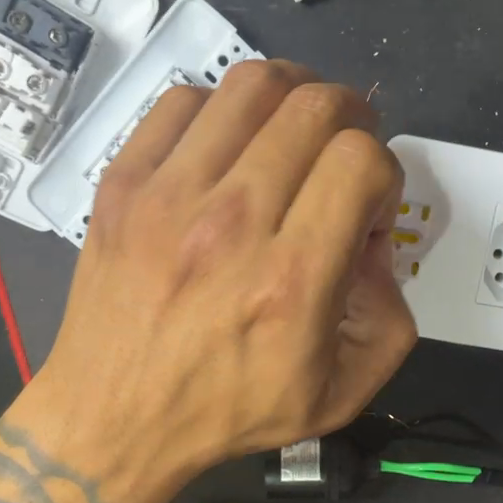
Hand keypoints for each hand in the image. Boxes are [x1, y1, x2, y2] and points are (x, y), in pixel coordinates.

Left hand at [16, 60, 415, 502]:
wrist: (114, 419)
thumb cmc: (230, 412)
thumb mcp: (341, 392)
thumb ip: (388, 316)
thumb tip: (372, 239)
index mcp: (292, 279)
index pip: (361, 160)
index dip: (385, 173)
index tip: (368, 210)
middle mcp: (232, 223)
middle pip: (315, 106)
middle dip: (353, 120)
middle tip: (344, 158)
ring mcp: (169, 195)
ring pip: (253, 84)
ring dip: (295, 98)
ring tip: (294, 136)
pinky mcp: (123, 182)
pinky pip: (185, 99)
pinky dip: (225, 109)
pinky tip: (230, 149)